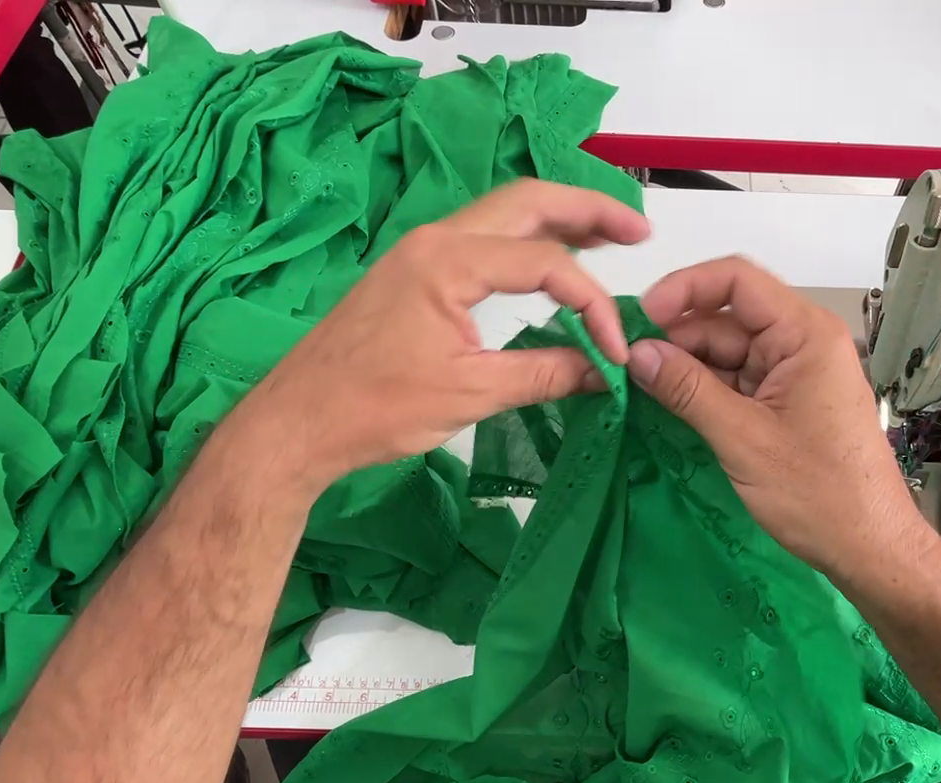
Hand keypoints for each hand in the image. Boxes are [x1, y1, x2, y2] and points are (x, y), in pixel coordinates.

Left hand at [221, 179, 650, 496]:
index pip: (546, 263)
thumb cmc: (378, 408)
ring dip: (559, 220)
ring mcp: (423, 253)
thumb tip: (605, 375)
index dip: (594, 304)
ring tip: (610, 235)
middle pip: (528, 202)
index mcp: (449, 261)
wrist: (301, 421)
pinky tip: (549, 264)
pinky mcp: (416, 274)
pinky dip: (527, 246)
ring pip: (505, 217)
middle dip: (589, 209)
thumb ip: (546, 374)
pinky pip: (484, 243)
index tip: (615, 353)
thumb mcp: (473, 393)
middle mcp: (437, 239)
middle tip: (639, 230)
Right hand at [630, 257, 928, 580]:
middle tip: (627, 365)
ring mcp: (794, 374)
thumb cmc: (815, 492)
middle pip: (728, 318)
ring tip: (639, 388)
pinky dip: (704, 391)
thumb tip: (637, 354)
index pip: (737, 281)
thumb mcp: (742, 438)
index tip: (640, 320)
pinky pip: (738, 382)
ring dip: (686, 367)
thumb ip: (687, 390)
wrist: (867, 546)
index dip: (683, 289)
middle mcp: (801, 342)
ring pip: (728, 353)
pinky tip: (669, 404)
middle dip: (677, 337)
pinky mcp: (786, 404)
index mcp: (804, 334)